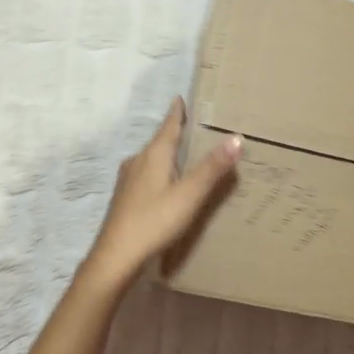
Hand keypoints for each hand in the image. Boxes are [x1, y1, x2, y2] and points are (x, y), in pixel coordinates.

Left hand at [78, 97, 242, 291]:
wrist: (116, 256)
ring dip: (167, 155)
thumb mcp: (189, 195)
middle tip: (193, 126)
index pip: (168, 125)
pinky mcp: (125, 199)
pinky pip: (146, 176)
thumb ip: (212, 168)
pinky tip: (166, 186)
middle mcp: (137, 162)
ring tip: (184, 156)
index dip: (178, 112)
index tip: (182, 97)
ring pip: (151, 160)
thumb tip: (236, 137)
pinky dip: (160, 173)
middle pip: (159, 142)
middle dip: (175, 134)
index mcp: (153, 155)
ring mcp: (128, 181)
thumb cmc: (154, 221)